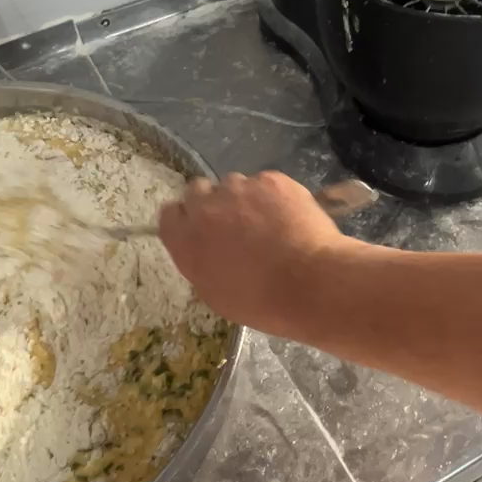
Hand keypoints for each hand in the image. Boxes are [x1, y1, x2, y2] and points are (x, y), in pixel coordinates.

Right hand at [158, 171, 359, 334]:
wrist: (311, 283)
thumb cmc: (261, 302)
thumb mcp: (216, 293)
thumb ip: (201, 261)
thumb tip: (208, 248)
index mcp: (185, 239)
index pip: (171, 214)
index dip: (187, 220)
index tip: (202, 231)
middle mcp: (206, 207)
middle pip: (199, 192)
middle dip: (214, 204)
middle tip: (237, 226)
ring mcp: (240, 189)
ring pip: (235, 185)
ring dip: (246, 200)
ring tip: (270, 224)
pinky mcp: (272, 180)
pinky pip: (266, 184)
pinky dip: (274, 197)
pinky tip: (290, 218)